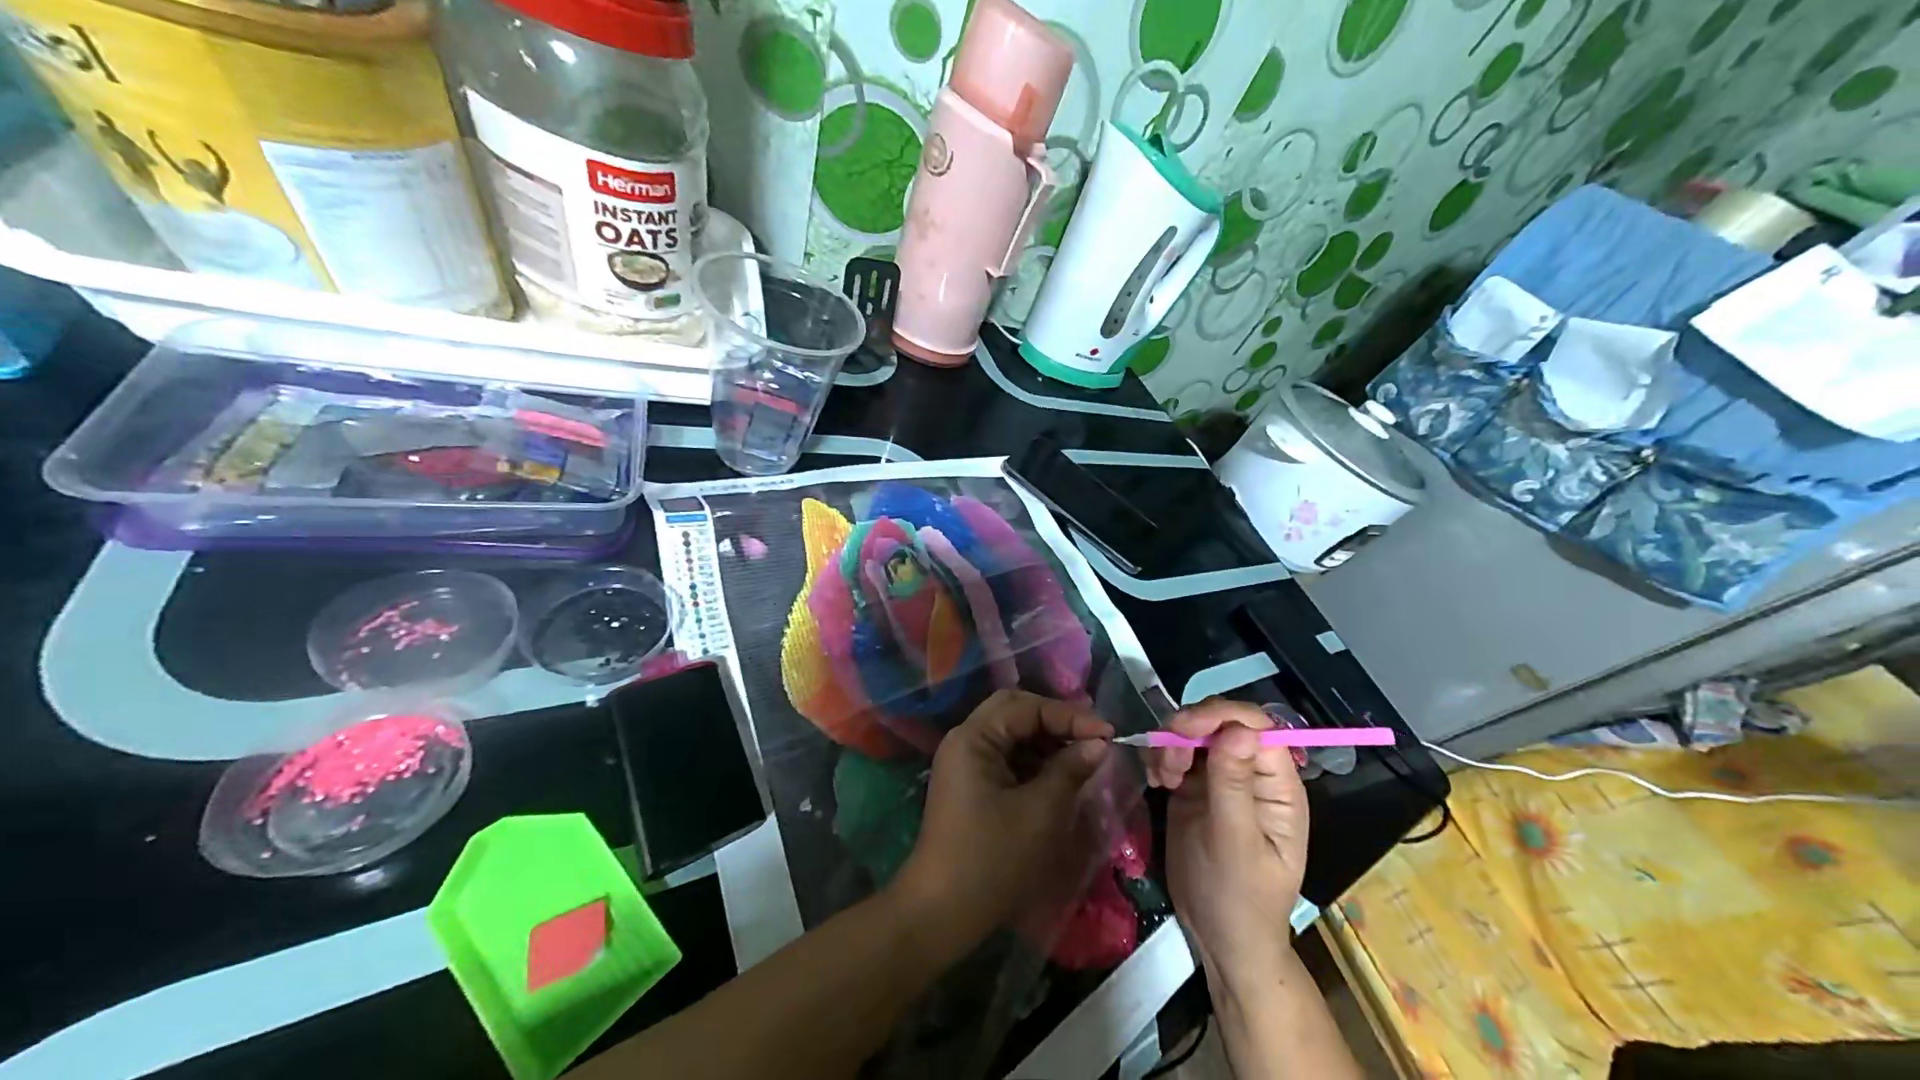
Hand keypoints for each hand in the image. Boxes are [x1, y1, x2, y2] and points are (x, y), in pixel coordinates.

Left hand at [892, 689, 1113, 946]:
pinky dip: (1034, 761)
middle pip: (1015, 712)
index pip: (1026, 708)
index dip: (1070, 716)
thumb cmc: (993, 858)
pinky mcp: (970, 786)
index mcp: (973, 738)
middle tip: (1094, 737)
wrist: (942, 911)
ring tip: (1084, 757)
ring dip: (1047, 741)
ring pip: (1011, 734)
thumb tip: (1098, 743)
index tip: (1109, 733)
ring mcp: (964, 764)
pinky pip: (1006, 758)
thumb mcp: (1041, 812)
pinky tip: (1060, 776)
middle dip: (1056, 721)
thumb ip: (1070, 770)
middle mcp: (964, 741)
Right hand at [1153, 699, 1308, 994]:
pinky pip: (1177, 753)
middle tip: (1165, 760)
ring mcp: (1223, 779)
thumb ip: (1233, 785)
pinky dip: (1161, 757)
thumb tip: (1238, 729)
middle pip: (1221, 723)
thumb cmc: (1239, 898)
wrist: (1219, 937)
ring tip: (1161, 778)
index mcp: (1278, 785)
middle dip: (1189, 730)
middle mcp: (1253, 774)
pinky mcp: (1195, 788)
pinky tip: (1156, 781)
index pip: (1256, 726)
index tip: (1182, 729)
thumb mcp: (1235, 844)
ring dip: (1171, 745)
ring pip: (1195, 734)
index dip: (1221, 717)